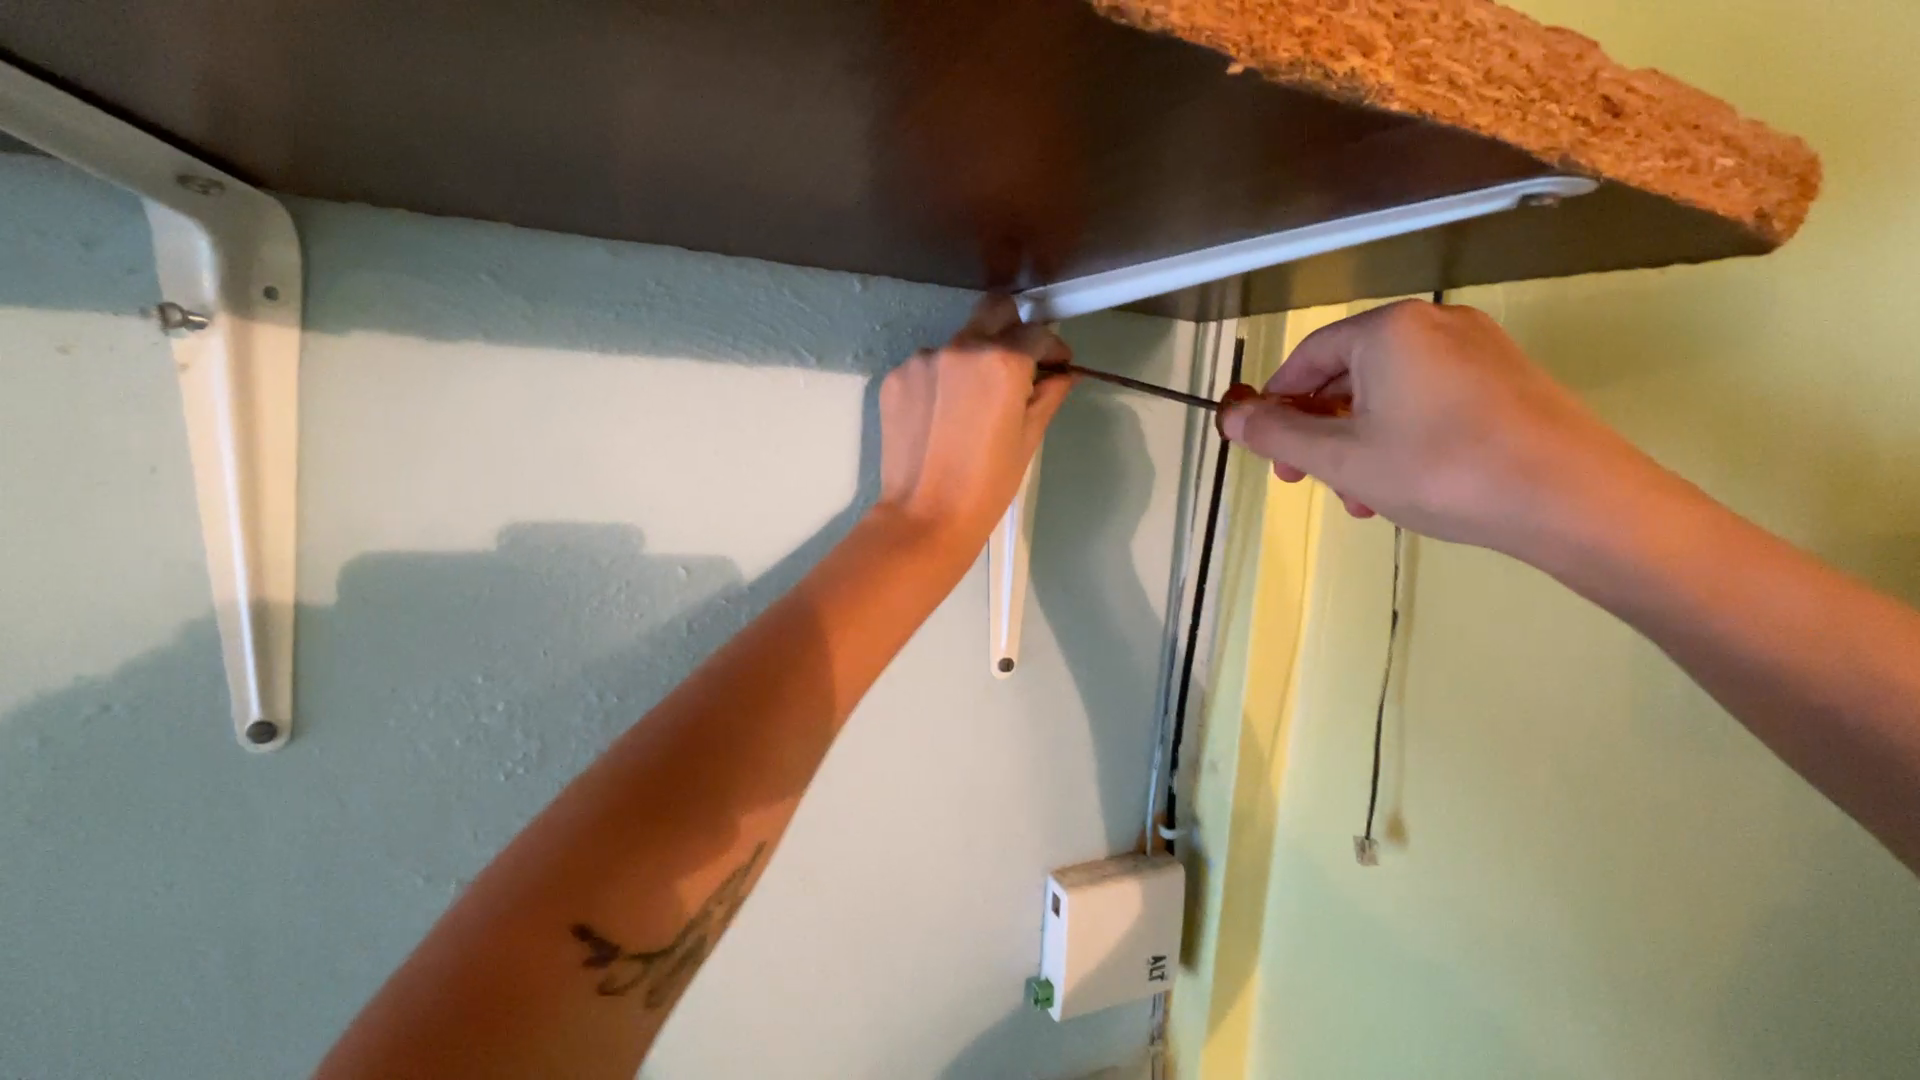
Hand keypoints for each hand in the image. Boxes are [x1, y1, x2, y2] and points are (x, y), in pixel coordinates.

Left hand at [872, 295, 1074, 547]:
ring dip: (972, 360)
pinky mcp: (896, 377)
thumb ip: (1048, 394)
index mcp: (1002, 361)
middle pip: (993, 311)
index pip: (1036, 332)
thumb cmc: (988, 485)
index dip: (1053, 348)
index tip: (1056, 365)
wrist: (925, 517)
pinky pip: (928, 366)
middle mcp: (960, 347)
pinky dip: (942, 381)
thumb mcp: (1028, 439)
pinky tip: (944, 417)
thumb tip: (1064, 372)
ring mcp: (922, 359)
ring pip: (957, 341)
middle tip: (1017, 364)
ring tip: (972, 404)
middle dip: (1011, 329)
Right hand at [1220, 299, 1653, 553]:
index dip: (1276, 406)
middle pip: (1347, 375)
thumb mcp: (1341, 458)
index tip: (1269, 453)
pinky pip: (1429, 400)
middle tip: (1308, 481)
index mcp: (1388, 329)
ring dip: (1359, 445)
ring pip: (1388, 394)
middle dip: (1320, 433)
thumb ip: (1277, 435)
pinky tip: (1402, 485)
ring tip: (1360, 498)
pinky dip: (1401, 438)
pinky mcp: (1505, 378)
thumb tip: (1229, 417)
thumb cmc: (1439, 470)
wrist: (1571, 498)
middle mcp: (1433, 323)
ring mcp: (1476, 348)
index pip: (1306, 358)